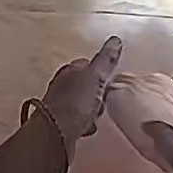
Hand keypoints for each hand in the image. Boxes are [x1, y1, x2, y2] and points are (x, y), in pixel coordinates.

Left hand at [40, 36, 124, 160]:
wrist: (57, 133)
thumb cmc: (76, 101)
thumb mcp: (96, 77)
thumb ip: (105, 60)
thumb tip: (115, 40)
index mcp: (69, 71)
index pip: (85, 64)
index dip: (99, 69)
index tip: (109, 77)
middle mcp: (61, 85)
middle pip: (83, 84)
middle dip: (95, 92)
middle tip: (103, 99)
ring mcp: (58, 105)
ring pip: (79, 102)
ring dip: (90, 108)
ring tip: (96, 115)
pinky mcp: (59, 124)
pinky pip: (76, 119)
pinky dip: (83, 122)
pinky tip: (88, 128)